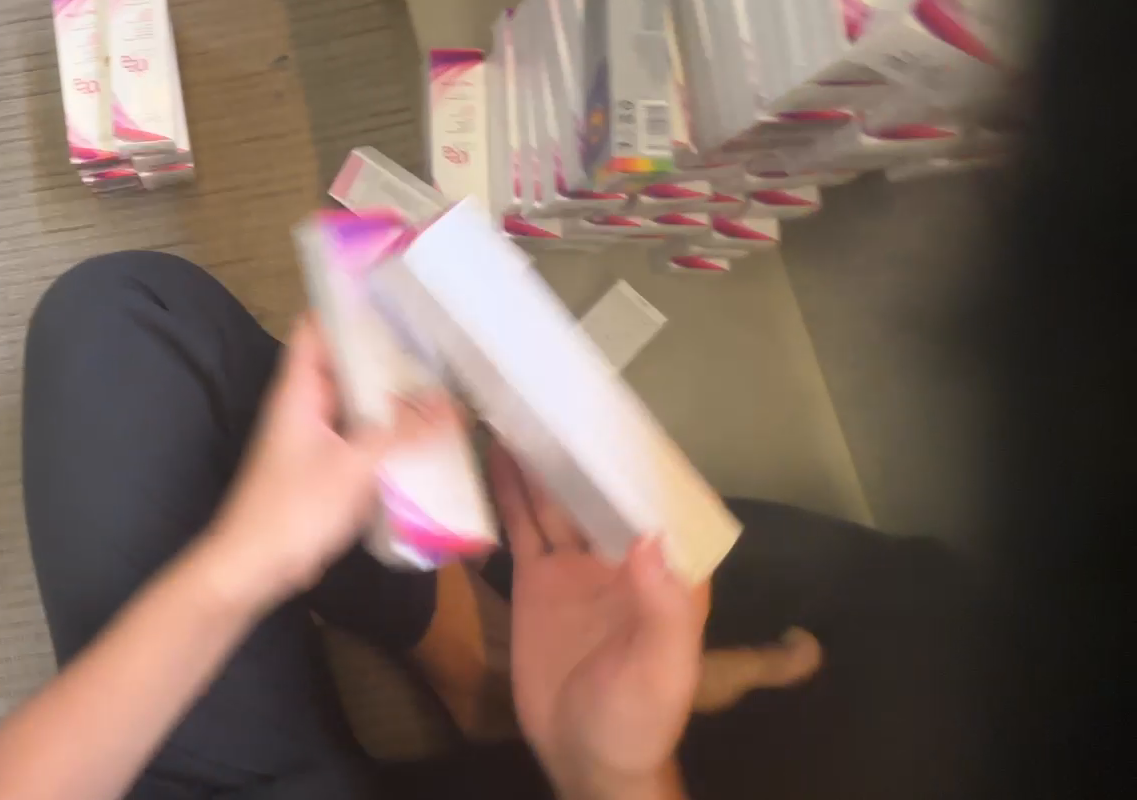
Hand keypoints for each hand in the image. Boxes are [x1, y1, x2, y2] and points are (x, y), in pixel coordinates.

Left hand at [195, 318, 457, 609]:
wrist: (254, 564)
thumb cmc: (295, 507)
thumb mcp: (354, 466)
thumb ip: (402, 433)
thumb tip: (450, 404)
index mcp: (298, 388)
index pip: (316, 327)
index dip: (347, 307)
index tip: (392, 295)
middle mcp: (304, 403)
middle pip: (344, 363)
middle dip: (385, 354)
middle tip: (436, 342)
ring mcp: (314, 434)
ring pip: (355, 401)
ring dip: (390, 396)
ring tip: (442, 381)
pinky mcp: (325, 464)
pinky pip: (360, 434)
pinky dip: (387, 430)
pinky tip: (425, 434)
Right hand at [491, 450, 706, 799]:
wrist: (581, 755)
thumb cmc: (634, 718)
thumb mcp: (659, 671)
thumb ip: (663, 607)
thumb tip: (651, 534)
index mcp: (660, 576)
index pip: (653, 507)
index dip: (637, 465)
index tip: (614, 421)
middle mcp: (617, 561)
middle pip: (595, 495)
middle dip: (577, 453)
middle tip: (549, 404)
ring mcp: (572, 567)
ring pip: (554, 503)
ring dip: (538, 464)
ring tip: (517, 417)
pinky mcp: (535, 579)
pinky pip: (522, 527)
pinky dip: (509, 492)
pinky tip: (496, 459)